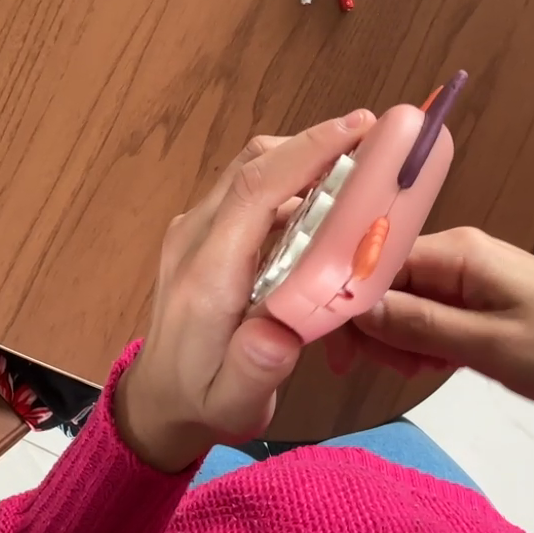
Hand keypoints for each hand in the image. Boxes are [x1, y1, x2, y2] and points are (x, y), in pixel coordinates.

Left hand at [115, 110, 375, 471]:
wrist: (158, 395)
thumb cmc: (202, 399)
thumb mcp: (233, 404)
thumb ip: (254, 369)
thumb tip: (279, 336)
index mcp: (205, 274)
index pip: (253, 190)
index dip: (306, 152)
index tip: (357, 128)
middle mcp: (195, 236)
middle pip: (254, 165)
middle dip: (314, 143)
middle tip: (376, 140)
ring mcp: (196, 228)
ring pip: (252, 170)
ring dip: (305, 158)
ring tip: (361, 165)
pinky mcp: (204, 231)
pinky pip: (251, 188)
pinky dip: (292, 180)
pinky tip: (329, 198)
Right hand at [347, 228, 533, 468]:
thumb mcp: (492, 344)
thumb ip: (417, 325)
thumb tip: (352, 307)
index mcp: (458, 252)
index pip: (377, 260)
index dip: (343, 294)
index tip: (323, 338)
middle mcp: (457, 261)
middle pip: (384, 284)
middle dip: (368, 323)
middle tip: (372, 367)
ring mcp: (468, 289)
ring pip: (402, 308)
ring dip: (394, 340)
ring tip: (409, 371)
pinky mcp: (480, 316)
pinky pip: (429, 325)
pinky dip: (418, 347)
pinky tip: (424, 368)